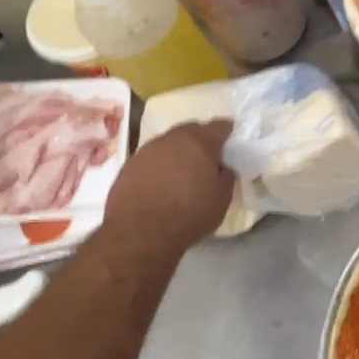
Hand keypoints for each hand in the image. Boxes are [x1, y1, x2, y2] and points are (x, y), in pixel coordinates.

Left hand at [100, 120, 234, 248]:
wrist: (139, 232)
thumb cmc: (189, 213)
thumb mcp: (222, 198)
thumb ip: (226, 176)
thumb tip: (221, 167)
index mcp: (199, 141)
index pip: (219, 126)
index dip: (227, 132)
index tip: (231, 141)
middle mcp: (171, 139)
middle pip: (190, 130)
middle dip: (200, 140)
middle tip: (207, 157)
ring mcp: (146, 150)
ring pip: (168, 144)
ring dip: (177, 153)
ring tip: (182, 173)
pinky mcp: (128, 166)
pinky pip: (150, 160)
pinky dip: (158, 167)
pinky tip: (161, 184)